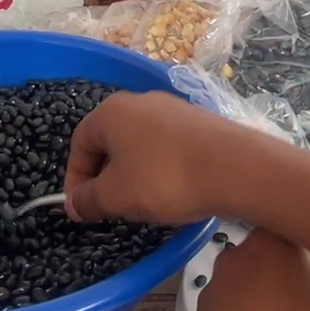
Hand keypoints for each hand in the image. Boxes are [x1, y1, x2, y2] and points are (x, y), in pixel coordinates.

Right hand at [64, 90, 262, 224]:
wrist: (236, 168)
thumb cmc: (165, 179)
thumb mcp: (116, 196)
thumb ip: (88, 200)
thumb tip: (73, 204)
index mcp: (111, 112)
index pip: (79, 144)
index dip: (75, 179)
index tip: (82, 208)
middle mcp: (140, 101)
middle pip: (110, 142)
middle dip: (105, 177)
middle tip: (111, 208)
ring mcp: (173, 108)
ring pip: (139, 145)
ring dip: (134, 174)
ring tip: (143, 203)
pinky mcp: (199, 122)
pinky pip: (167, 146)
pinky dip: (161, 168)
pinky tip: (173, 190)